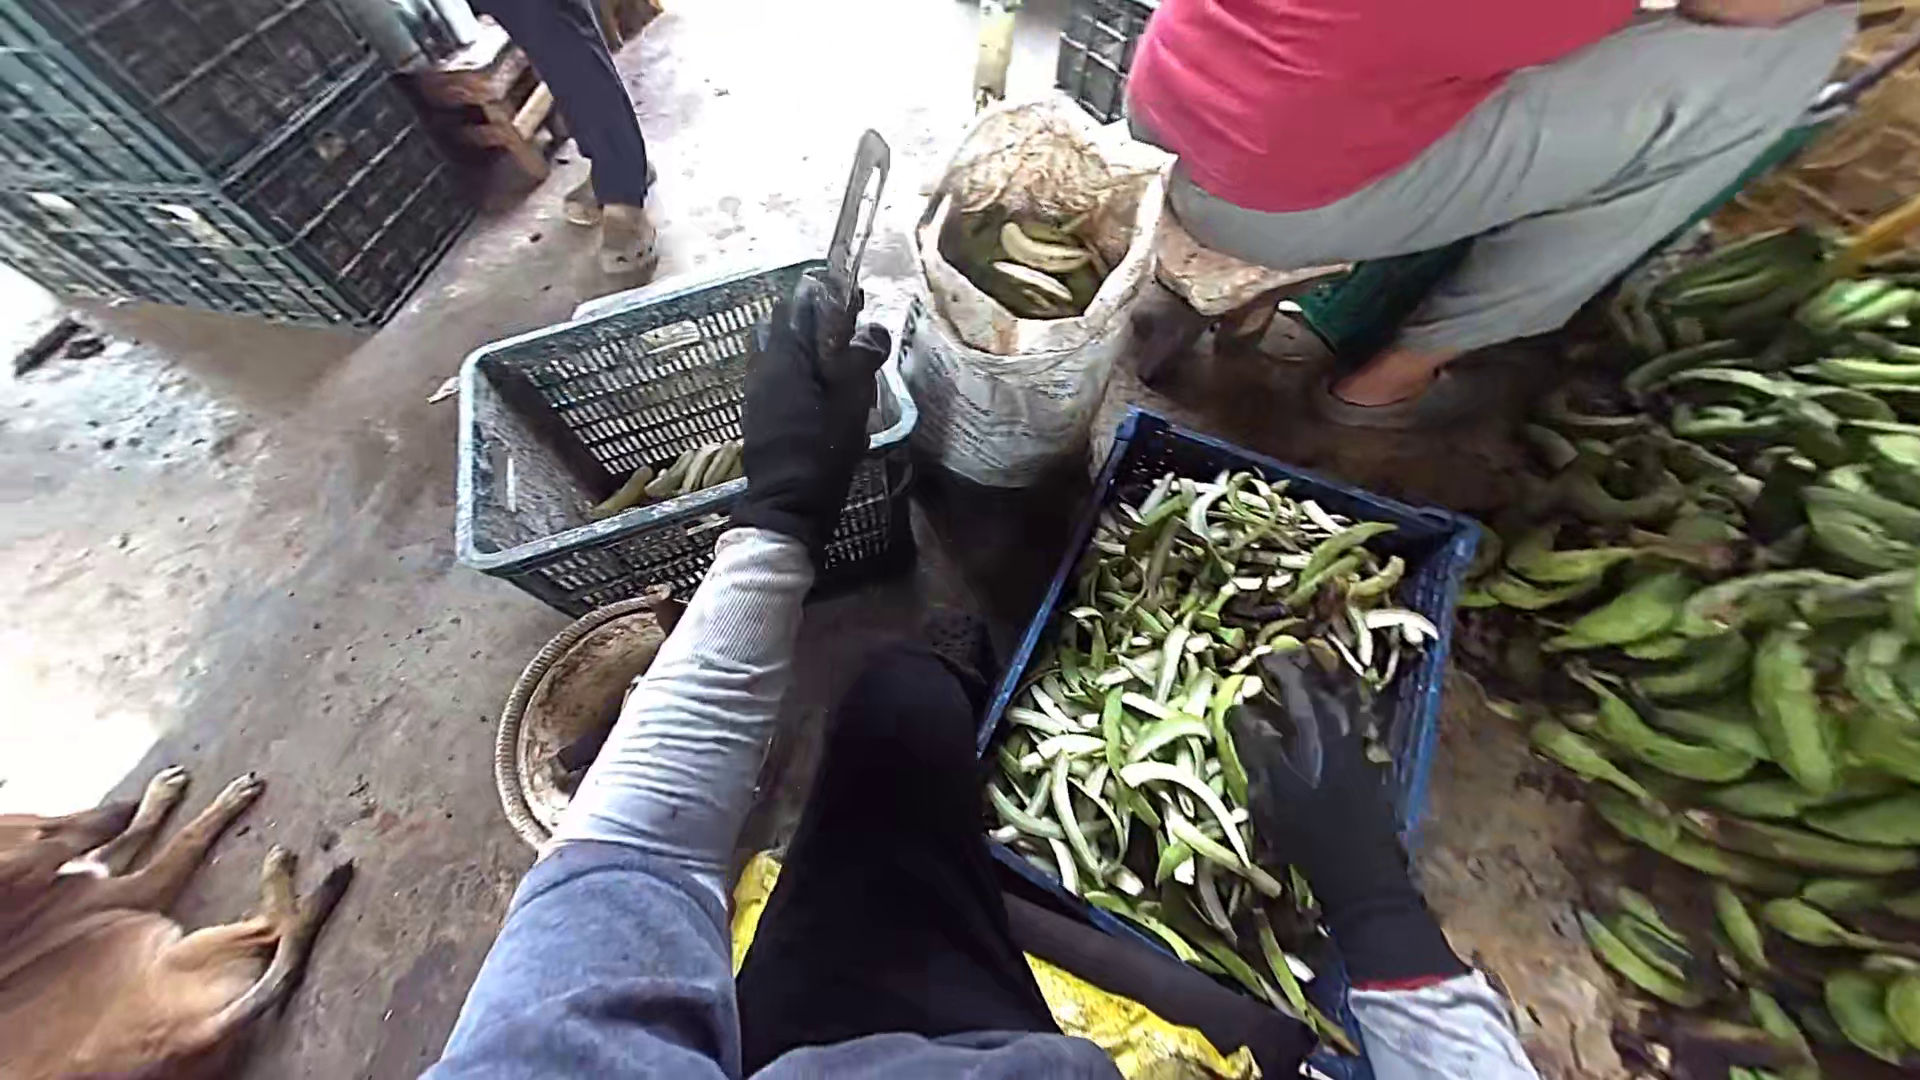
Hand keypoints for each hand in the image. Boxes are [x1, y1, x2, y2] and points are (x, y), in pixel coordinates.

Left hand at [733, 274, 889, 551]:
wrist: (788, 501)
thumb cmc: (822, 450)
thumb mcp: (851, 403)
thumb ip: (861, 360)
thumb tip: (873, 329)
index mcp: (785, 356)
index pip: (801, 303)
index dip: (831, 296)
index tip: (856, 302)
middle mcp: (762, 366)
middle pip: (787, 326)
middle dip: (817, 323)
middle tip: (849, 339)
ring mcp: (756, 391)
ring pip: (780, 353)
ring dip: (807, 351)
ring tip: (837, 370)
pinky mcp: (757, 414)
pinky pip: (777, 379)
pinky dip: (799, 376)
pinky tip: (819, 397)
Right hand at [1231, 652, 1465, 986]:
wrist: (1362, 873)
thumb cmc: (1305, 839)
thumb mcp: (1266, 798)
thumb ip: (1255, 751)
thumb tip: (1241, 715)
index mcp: (1304, 745)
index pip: (1278, 699)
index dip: (1261, 681)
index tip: (1248, 666)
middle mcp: (1331, 738)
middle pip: (1310, 691)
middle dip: (1290, 668)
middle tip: (1273, 655)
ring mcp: (1353, 747)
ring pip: (1339, 699)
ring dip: (1321, 676)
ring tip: (1307, 659)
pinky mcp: (1367, 759)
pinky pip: (1355, 716)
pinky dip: (1345, 698)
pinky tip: (1337, 692)